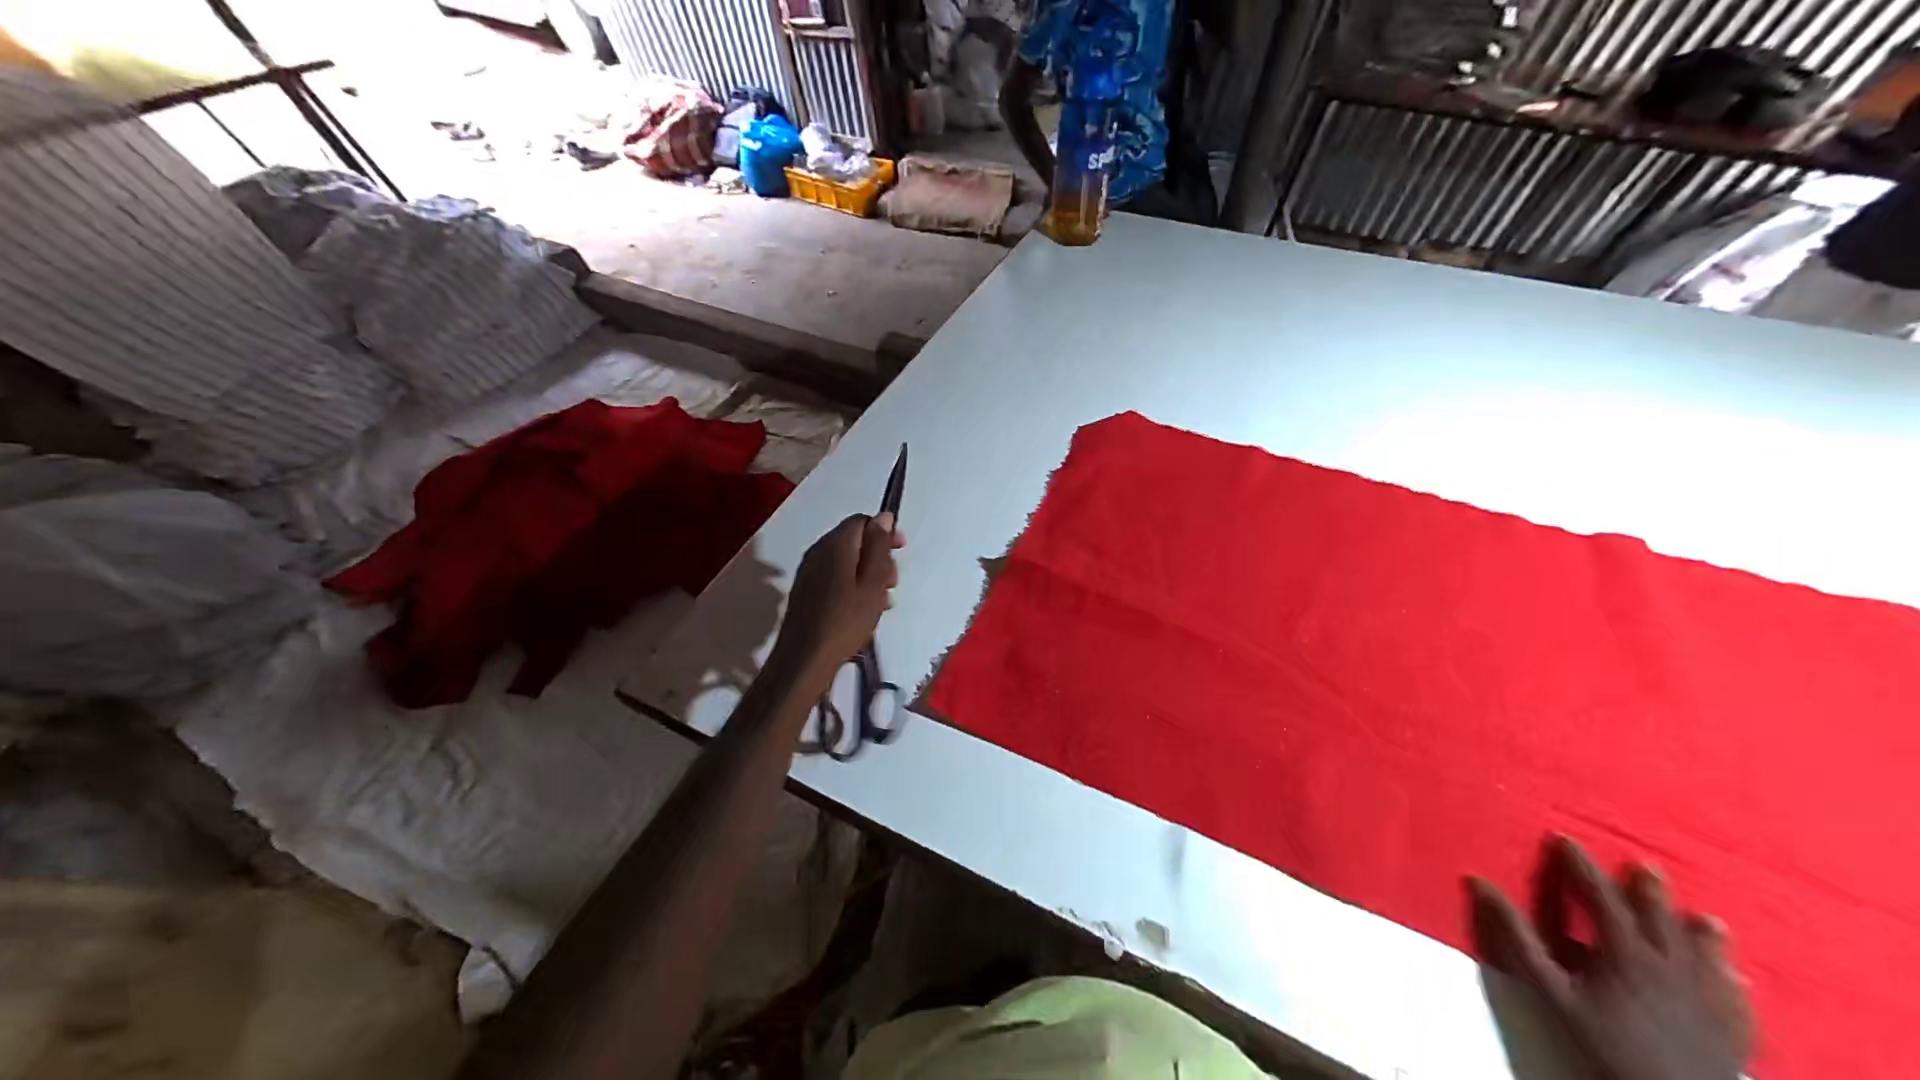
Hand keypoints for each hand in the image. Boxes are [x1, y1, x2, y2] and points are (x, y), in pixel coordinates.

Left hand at [773, 513, 903, 676]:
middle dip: (878, 557)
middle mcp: (818, 552)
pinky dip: (854, 587)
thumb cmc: (845, 620)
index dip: (884, 531)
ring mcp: (809, 572)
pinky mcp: (806, 592)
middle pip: (854, 541)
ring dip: (868, 575)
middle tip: (892, 582)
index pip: (861, 521)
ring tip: (881, 602)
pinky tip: (864, 611)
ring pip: (846, 562)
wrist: (805, 659)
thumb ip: (878, 546)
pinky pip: (836, 578)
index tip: (901, 550)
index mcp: (834, 545)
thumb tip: (883, 517)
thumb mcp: (872, 582)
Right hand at [1468, 837, 1752, 1079]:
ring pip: (1705, 949)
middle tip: (1641, 865)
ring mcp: (1710, 993)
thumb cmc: (1602, 1041)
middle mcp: (1672, 962)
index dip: (1579, 864)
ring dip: (1697, 928)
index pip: (1599, 893)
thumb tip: (1478, 882)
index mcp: (1625, 949)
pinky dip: (1729, 974)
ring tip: (1700, 916)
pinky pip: (1735, 990)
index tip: (1563, 839)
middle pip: (1658, 914)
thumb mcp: (1548, 988)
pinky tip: (1733, 974)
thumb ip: (1516, 935)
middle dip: (1646, 887)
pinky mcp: (1736, 1024)